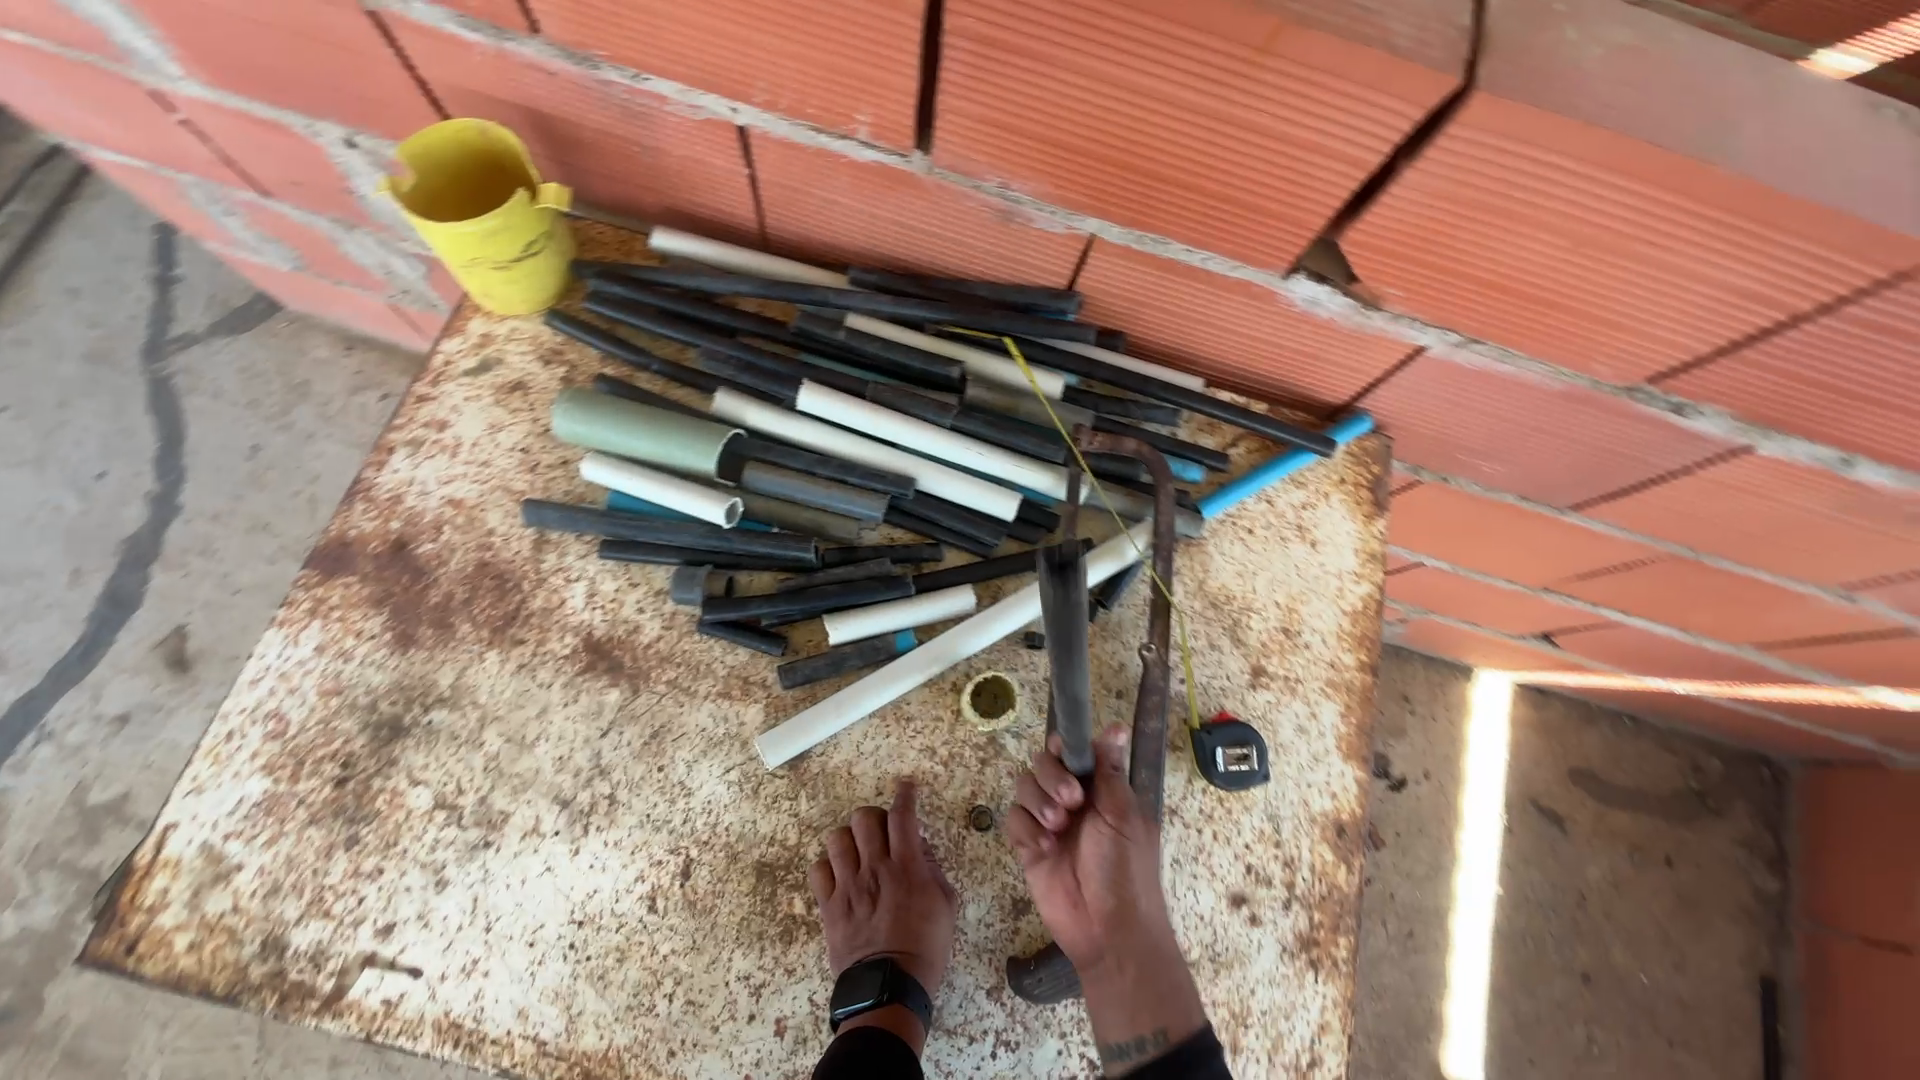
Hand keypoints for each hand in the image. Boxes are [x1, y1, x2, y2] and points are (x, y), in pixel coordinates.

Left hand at [809, 781, 956, 1050]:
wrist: (890, 988)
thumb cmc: (926, 949)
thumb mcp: (946, 907)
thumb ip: (934, 871)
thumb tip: (920, 849)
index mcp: (907, 867)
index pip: (903, 815)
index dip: (905, 795)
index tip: (907, 786)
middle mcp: (874, 868)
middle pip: (864, 817)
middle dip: (875, 817)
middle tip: (882, 831)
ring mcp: (848, 886)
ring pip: (837, 838)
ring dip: (850, 839)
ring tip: (858, 852)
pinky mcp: (828, 906)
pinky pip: (818, 869)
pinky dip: (828, 866)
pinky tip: (839, 875)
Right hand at [1008, 725, 1208, 1075]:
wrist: (1109, 931)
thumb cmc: (1126, 870)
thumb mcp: (1122, 815)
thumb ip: (1109, 770)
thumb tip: (1117, 725)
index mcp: (1099, 789)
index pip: (1073, 752)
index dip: (1064, 748)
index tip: (1064, 751)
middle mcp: (1071, 800)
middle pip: (1042, 764)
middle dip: (1050, 776)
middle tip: (1071, 801)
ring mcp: (1048, 823)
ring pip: (1024, 788)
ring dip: (1038, 802)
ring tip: (1056, 828)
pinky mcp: (1028, 847)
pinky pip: (1013, 820)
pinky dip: (1026, 829)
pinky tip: (1043, 849)